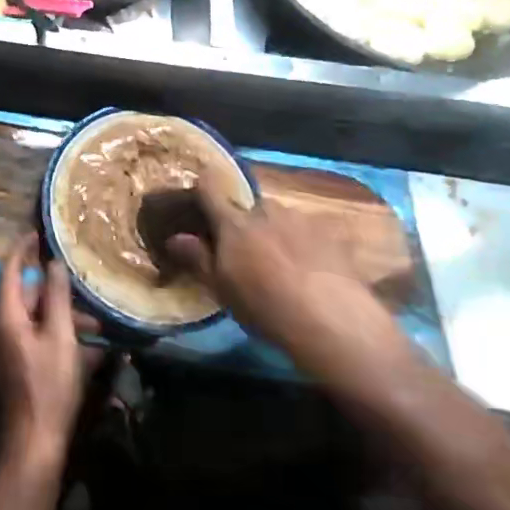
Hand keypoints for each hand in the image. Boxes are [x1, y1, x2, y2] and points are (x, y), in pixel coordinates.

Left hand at [0, 235, 87, 461]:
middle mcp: (3, 324)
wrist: (35, 439)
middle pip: (28, 294)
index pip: (10, 269)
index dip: (23, 248)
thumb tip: (54, 263)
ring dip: (66, 317)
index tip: (39, 231)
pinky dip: (63, 337)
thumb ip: (57, 297)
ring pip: (39, 317)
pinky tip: (94, 350)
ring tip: (99, 325)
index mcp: (6, 313)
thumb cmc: (48, 385)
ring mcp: (10, 344)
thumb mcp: (60, 337)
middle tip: (84, 282)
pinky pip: (41, 337)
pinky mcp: (20, 362)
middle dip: (57, 289)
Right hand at [161, 190, 377, 346]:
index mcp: (234, 221)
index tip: (198, 200)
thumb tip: (175, 237)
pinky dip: (305, 245)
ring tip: (283, 264)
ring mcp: (302, 220)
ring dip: (276, 233)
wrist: (334, 322)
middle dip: (246, 222)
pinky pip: (309, 233)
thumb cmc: (264, 305)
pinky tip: (311, 271)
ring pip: (280, 219)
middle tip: (246, 251)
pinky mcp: (334, 235)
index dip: (202, 188)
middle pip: (249, 206)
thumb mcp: (221, 289)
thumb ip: (198, 259)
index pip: (210, 187)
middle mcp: (266, 211)